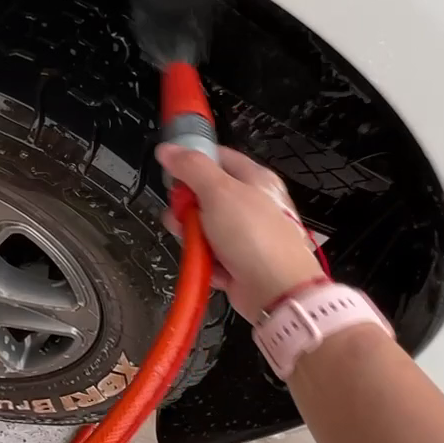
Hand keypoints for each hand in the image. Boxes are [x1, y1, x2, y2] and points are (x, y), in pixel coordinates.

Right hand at [157, 144, 324, 321]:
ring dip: (190, 235)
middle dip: (186, 207)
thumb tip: (168, 150)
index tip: (171, 171)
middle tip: (184, 214)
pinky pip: (205, 251)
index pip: (215, 157)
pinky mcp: (235, 259)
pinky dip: (200, 257)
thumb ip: (191, 167)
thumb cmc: (257, 238)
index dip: (191, 163)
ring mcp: (243, 233)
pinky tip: (205, 261)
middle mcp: (250, 204)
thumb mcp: (219, 192)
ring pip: (201, 225)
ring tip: (194, 243)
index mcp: (254, 179)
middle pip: (202, 194)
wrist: (275, 292)